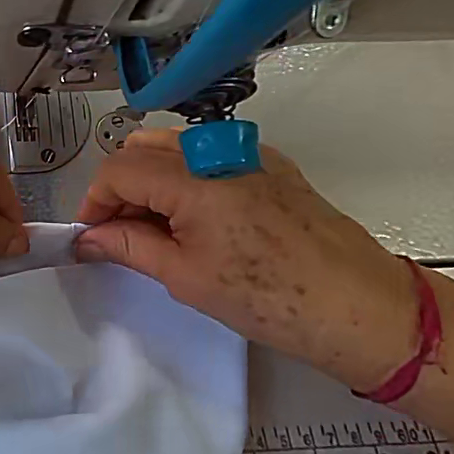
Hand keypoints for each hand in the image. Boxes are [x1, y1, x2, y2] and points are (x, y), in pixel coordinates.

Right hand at [74, 128, 417, 388]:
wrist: (365, 310)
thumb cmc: (271, 299)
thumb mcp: (185, 277)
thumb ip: (128, 246)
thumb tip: (89, 239)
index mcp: (194, 180)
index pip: (118, 170)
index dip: (95, 201)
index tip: (93, 234)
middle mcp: (218, 153)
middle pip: (139, 148)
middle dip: (118, 186)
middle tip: (121, 230)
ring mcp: (248, 154)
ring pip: (171, 144)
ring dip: (148, 176)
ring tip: (156, 223)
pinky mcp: (270, 165)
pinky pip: (207, 152)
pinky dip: (183, 174)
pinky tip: (193, 216)